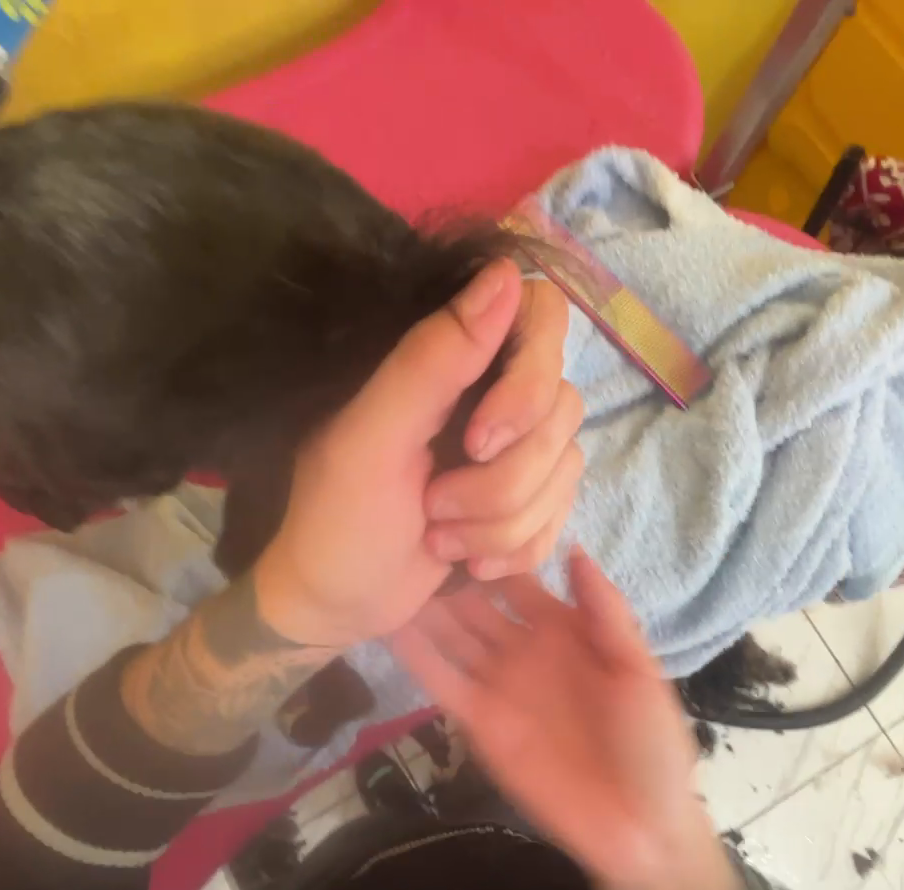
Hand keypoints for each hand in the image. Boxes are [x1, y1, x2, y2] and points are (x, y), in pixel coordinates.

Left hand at [255, 259, 581, 647]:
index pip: (541, 319)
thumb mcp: (371, 438)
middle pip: (561, 408)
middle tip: (433, 507)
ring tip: (439, 539)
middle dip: (501, 482)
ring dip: (503, 522)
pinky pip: (563, 513)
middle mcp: (491, 392)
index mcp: (449, 361)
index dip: (527, 383)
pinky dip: (516, 548)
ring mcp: (514, 447)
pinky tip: (467, 561)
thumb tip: (507, 273)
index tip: (480, 439)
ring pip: (565, 467)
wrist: (339, 602)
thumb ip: (432, 359)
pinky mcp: (528, 498)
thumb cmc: (338, 517)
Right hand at [392, 549, 744, 889]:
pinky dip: (416, 656)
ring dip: (423, 609)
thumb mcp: (638, 669)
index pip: (519, 581)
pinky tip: (389, 625)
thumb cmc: (651, 743)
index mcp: (565, 630)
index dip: (491, 553)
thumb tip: (573, 547)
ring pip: (452, 637)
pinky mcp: (478, 723)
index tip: (458, 516)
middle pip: (477, 604)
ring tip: (387, 571)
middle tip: (407, 539)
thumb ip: (604, 611)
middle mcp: (524, 650)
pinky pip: (443, 683)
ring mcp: (498, 685)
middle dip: (447, 577)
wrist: (641, 828)